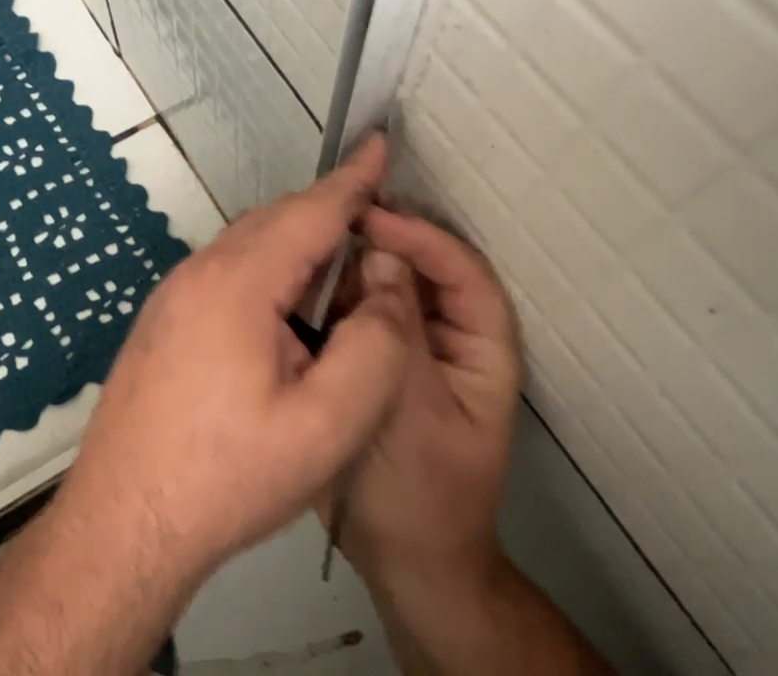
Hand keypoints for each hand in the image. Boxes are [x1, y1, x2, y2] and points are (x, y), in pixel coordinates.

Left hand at [58, 137, 414, 580]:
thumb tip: (381, 289)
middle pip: (275, 220)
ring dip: (297, 243)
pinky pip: (225, 272)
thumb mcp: (328, 424)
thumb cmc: (229, 478)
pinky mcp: (160, 324)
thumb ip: (374, 347)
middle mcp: (197, 274)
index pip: (310, 210)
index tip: (380, 143)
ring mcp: (170, 298)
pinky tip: (286, 309)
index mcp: (239, 284)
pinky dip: (268, 269)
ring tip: (341, 263)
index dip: (354, 178)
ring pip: (247, 245)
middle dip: (328, 209)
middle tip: (376, 216)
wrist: (124, 524)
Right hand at [330, 208, 521, 584]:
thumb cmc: (421, 494)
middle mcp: (447, 337)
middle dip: (381, 241)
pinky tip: (296, 280)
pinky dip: (331, 297)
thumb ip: (396, 332)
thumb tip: (380, 254)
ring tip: (307, 237)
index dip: (421, 238)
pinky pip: (356, 318)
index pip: (461, 272)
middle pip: (421, 272)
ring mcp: (407, 350)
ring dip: (352, 264)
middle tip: (330, 213)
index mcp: (480, 346)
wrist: (401, 564)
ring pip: (384, 290)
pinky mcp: (372, 364)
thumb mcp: (412, 411)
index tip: (370, 216)